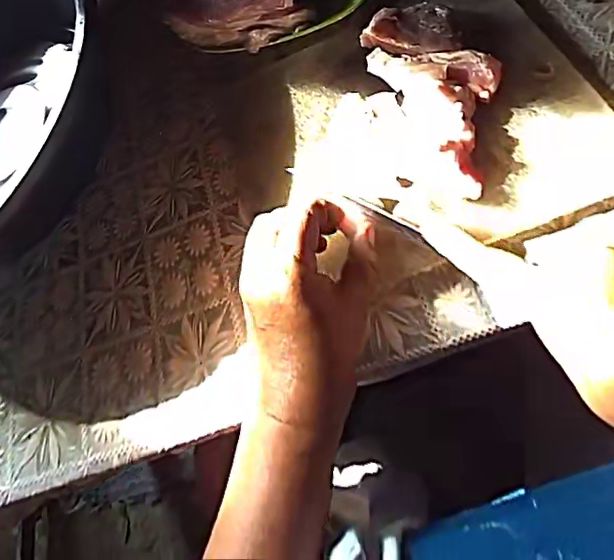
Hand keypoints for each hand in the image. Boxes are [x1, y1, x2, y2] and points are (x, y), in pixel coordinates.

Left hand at [238, 199, 377, 433]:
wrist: (296, 403)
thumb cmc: (327, 363)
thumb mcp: (354, 305)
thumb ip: (360, 260)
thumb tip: (366, 229)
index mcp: (288, 271)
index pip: (302, 213)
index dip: (331, 209)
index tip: (351, 221)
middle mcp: (261, 270)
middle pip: (280, 216)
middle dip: (310, 215)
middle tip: (339, 229)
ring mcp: (249, 279)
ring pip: (265, 230)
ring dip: (294, 227)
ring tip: (325, 246)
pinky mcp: (247, 289)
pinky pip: (260, 249)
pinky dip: (281, 244)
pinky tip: (308, 263)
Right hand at [410, 219, 613, 521]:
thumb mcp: (604, 393)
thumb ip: (554, 332)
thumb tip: (531, 297)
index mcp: (572, 306)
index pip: (494, 266)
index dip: (453, 242)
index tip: (422, 217)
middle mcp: (594, 261)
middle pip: (542, 261)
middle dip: (555, 289)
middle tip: (603, 337)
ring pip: (581, 256)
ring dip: (596, 284)